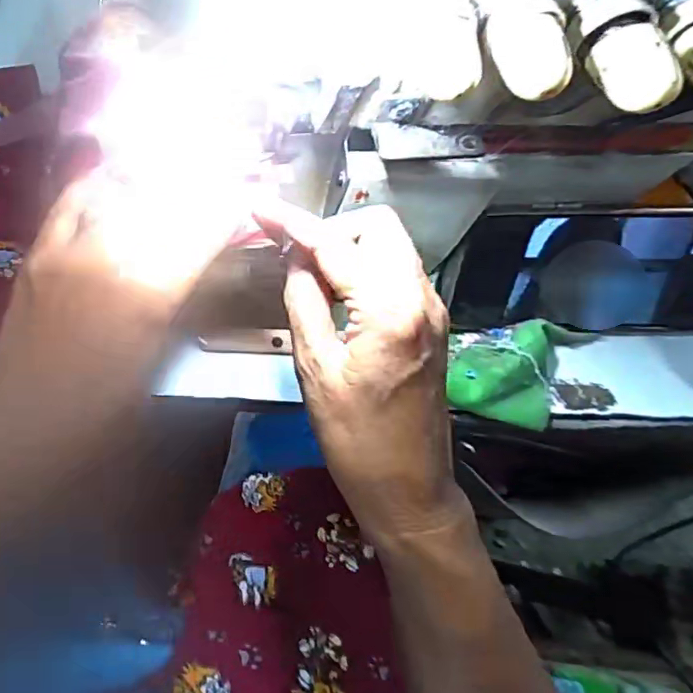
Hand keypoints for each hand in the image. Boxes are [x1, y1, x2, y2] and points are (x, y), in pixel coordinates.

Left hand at [0, 173, 243, 503]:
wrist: (17, 427)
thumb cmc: (96, 419)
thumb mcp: (155, 366)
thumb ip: (181, 312)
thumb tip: (203, 275)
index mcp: (148, 294)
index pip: (202, 229)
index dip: (228, 208)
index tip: (245, 200)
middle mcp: (109, 256)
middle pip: (164, 200)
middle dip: (198, 189)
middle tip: (216, 189)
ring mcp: (67, 250)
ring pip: (118, 192)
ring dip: (150, 182)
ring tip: (172, 178)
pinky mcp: (38, 253)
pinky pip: (70, 202)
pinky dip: (97, 185)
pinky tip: (113, 179)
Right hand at [255, 201, 466, 541]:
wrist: (408, 486)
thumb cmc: (354, 436)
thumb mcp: (314, 367)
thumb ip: (304, 301)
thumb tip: (295, 258)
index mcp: (389, 309)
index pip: (336, 244)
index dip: (293, 222)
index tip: (260, 207)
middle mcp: (422, 298)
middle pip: (379, 226)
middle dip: (333, 230)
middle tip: (295, 261)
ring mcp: (432, 310)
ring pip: (390, 246)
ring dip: (348, 249)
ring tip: (310, 282)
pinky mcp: (430, 324)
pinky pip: (395, 273)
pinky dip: (363, 270)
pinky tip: (336, 298)